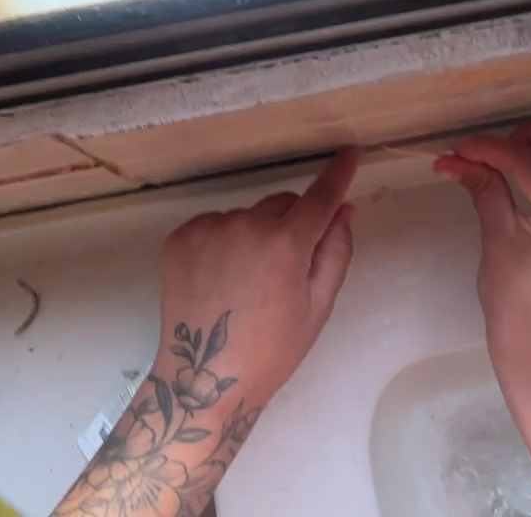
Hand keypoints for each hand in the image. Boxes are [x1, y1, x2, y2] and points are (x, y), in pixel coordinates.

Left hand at [155, 147, 359, 411]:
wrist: (204, 379)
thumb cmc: (272, 349)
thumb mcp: (317, 306)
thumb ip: (335, 251)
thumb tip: (344, 208)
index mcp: (285, 244)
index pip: (320, 196)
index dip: (338, 173)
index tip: (350, 152)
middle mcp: (245, 224)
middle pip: (281, 204)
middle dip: (291, 224)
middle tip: (285, 267)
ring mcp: (208, 228)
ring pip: (247, 215)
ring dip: (254, 234)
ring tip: (245, 281)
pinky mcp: (179, 237)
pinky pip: (214, 224)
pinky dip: (223, 242)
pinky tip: (219, 277)